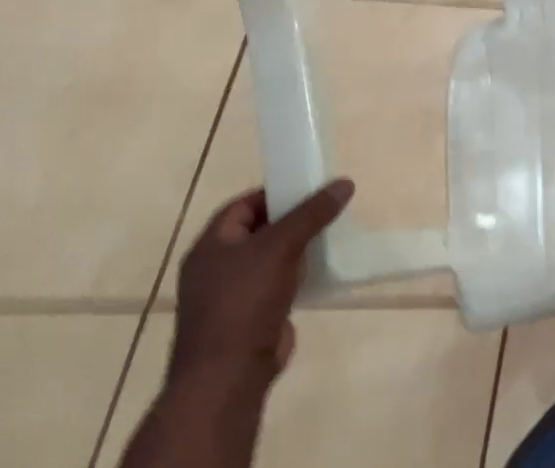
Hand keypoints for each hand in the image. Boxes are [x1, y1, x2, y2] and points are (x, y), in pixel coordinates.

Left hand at [169, 181, 353, 388]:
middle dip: (291, 220)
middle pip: (257, 231)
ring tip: (330, 237)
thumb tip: (344, 183)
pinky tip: (321, 271)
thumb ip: (312, 213)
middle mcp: (215, 268)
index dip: (274, 193)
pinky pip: (276, 283)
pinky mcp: (250, 315)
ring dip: (297, 248)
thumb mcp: (280, 247)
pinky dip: (297, 274)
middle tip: (327, 210)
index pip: (241, 206)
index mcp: (210, 246)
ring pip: (269, 258)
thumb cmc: (245, 300)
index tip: (309, 188)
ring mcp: (230, 294)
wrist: (228, 371)